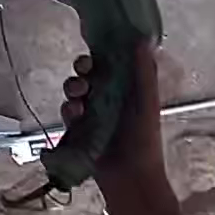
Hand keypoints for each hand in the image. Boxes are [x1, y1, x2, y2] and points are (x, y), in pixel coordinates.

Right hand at [60, 42, 165, 185]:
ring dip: (73, 87)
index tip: (96, 50)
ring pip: (74, 90)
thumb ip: (144, 71)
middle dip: (81, 68)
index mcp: (124, 87)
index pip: (107, 62)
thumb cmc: (144, 137)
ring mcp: (90, 113)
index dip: (99, 54)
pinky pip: (67, 112)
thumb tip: (141, 38)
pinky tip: (76, 114)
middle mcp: (106, 96)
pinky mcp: (77, 129)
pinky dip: (69, 110)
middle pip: (86, 73)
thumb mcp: (147, 101)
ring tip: (79, 94)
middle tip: (84, 71)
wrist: (131, 176)